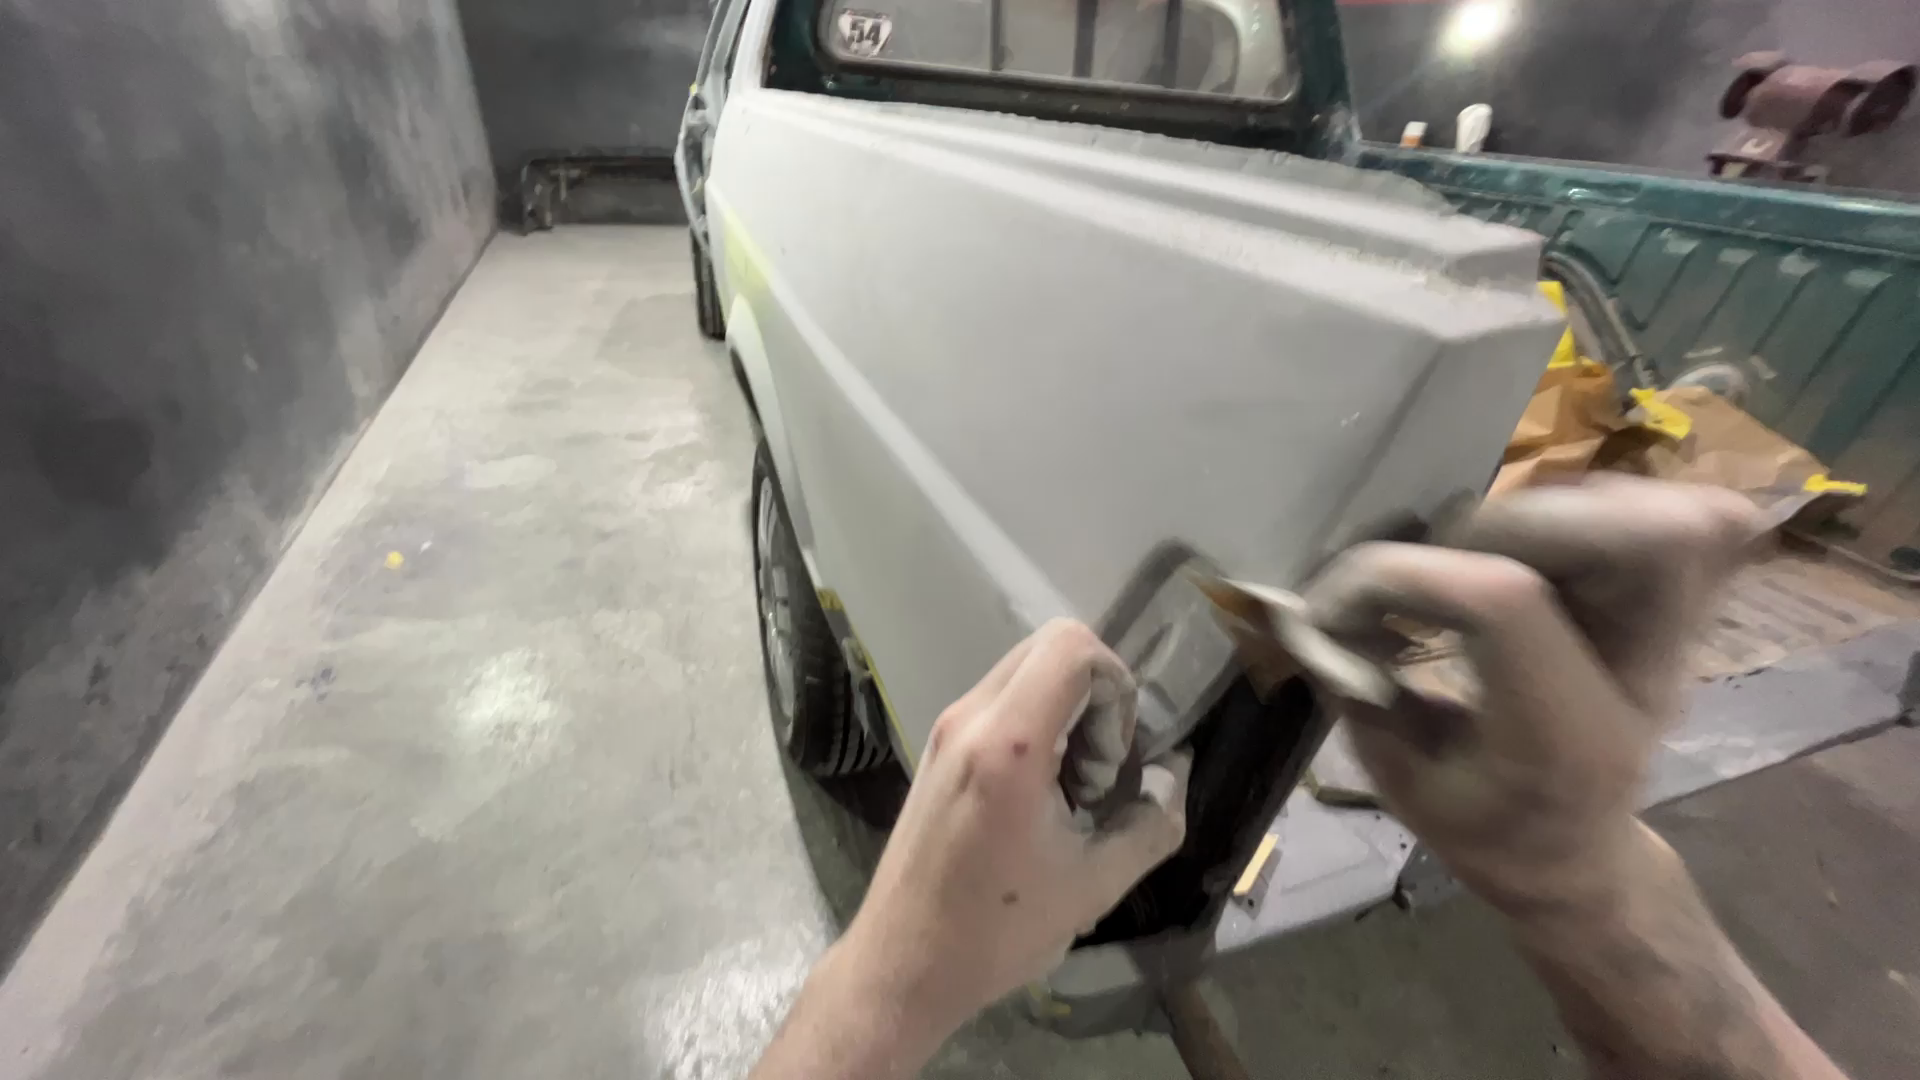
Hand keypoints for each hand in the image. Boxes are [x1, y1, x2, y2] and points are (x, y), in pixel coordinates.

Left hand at [839, 618, 1188, 1035]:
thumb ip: (1150, 824)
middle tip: (1097, 767)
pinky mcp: (941, 742)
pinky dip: (1038, 720)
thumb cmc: (996, 931)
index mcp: (1008, 743)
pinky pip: (1004, 698)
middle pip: (1051, 644)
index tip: (1113, 755)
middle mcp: (971, 716)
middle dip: (1095, 694)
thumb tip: (1174, 779)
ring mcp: (948, 724)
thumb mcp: (1093, 885)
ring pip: (1026, 668)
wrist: (902, 959)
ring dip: (1067, 708)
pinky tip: (1039, 791)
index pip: (1072, 647)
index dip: (1115, 685)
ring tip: (1070, 786)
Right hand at [1304, 476, 1756, 912]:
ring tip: (1473, 550)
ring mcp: (1675, 639)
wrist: (1574, 858)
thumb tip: (1312, 613)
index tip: (1331, 610)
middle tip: (1430, 563)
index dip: (1396, 577)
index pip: (1500, 603)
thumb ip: (1356, 688)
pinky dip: (1590, 508)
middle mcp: (1640, 674)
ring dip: (1551, 511)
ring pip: (1677, 518)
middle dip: (1500, 525)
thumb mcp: (1395, 779)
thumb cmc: (1480, 829)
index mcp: (1563, 736)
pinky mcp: (1676, 612)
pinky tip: (1522, 545)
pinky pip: (1680, 518)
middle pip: (1640, 540)